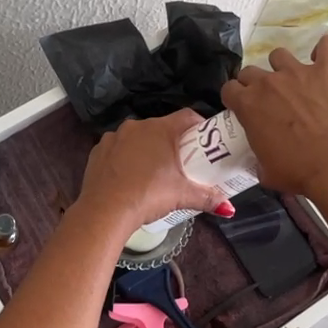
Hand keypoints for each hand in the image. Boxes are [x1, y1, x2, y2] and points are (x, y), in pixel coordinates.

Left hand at [75, 110, 230, 229]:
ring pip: (137, 137)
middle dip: (173, 142)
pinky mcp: (97, 150)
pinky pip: (117, 149)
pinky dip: (125, 158)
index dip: (199, 125)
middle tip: (182, 161)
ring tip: (153, 171)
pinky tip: (128, 177)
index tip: (205, 141)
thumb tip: (229, 208)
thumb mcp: (182, 196)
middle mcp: (136, 126)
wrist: (105, 211)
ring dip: (146, 149)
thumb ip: (207, 198)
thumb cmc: (148, 195)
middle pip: (161, 127)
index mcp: (160, 129)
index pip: (187, 116)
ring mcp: (113, 137)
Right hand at [218, 36, 327, 196]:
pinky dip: (324, 49)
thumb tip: (260, 161)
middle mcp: (268, 82)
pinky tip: (324, 60)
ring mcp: (297, 72)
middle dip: (256, 83)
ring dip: (283, 66)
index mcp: (248, 105)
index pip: (229, 89)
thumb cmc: (296, 172)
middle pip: (250, 71)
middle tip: (270, 100)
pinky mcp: (327, 70)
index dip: (235, 98)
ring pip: (280, 55)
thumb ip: (256, 158)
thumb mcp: (265, 171)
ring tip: (295, 81)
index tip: (243, 108)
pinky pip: (326, 45)